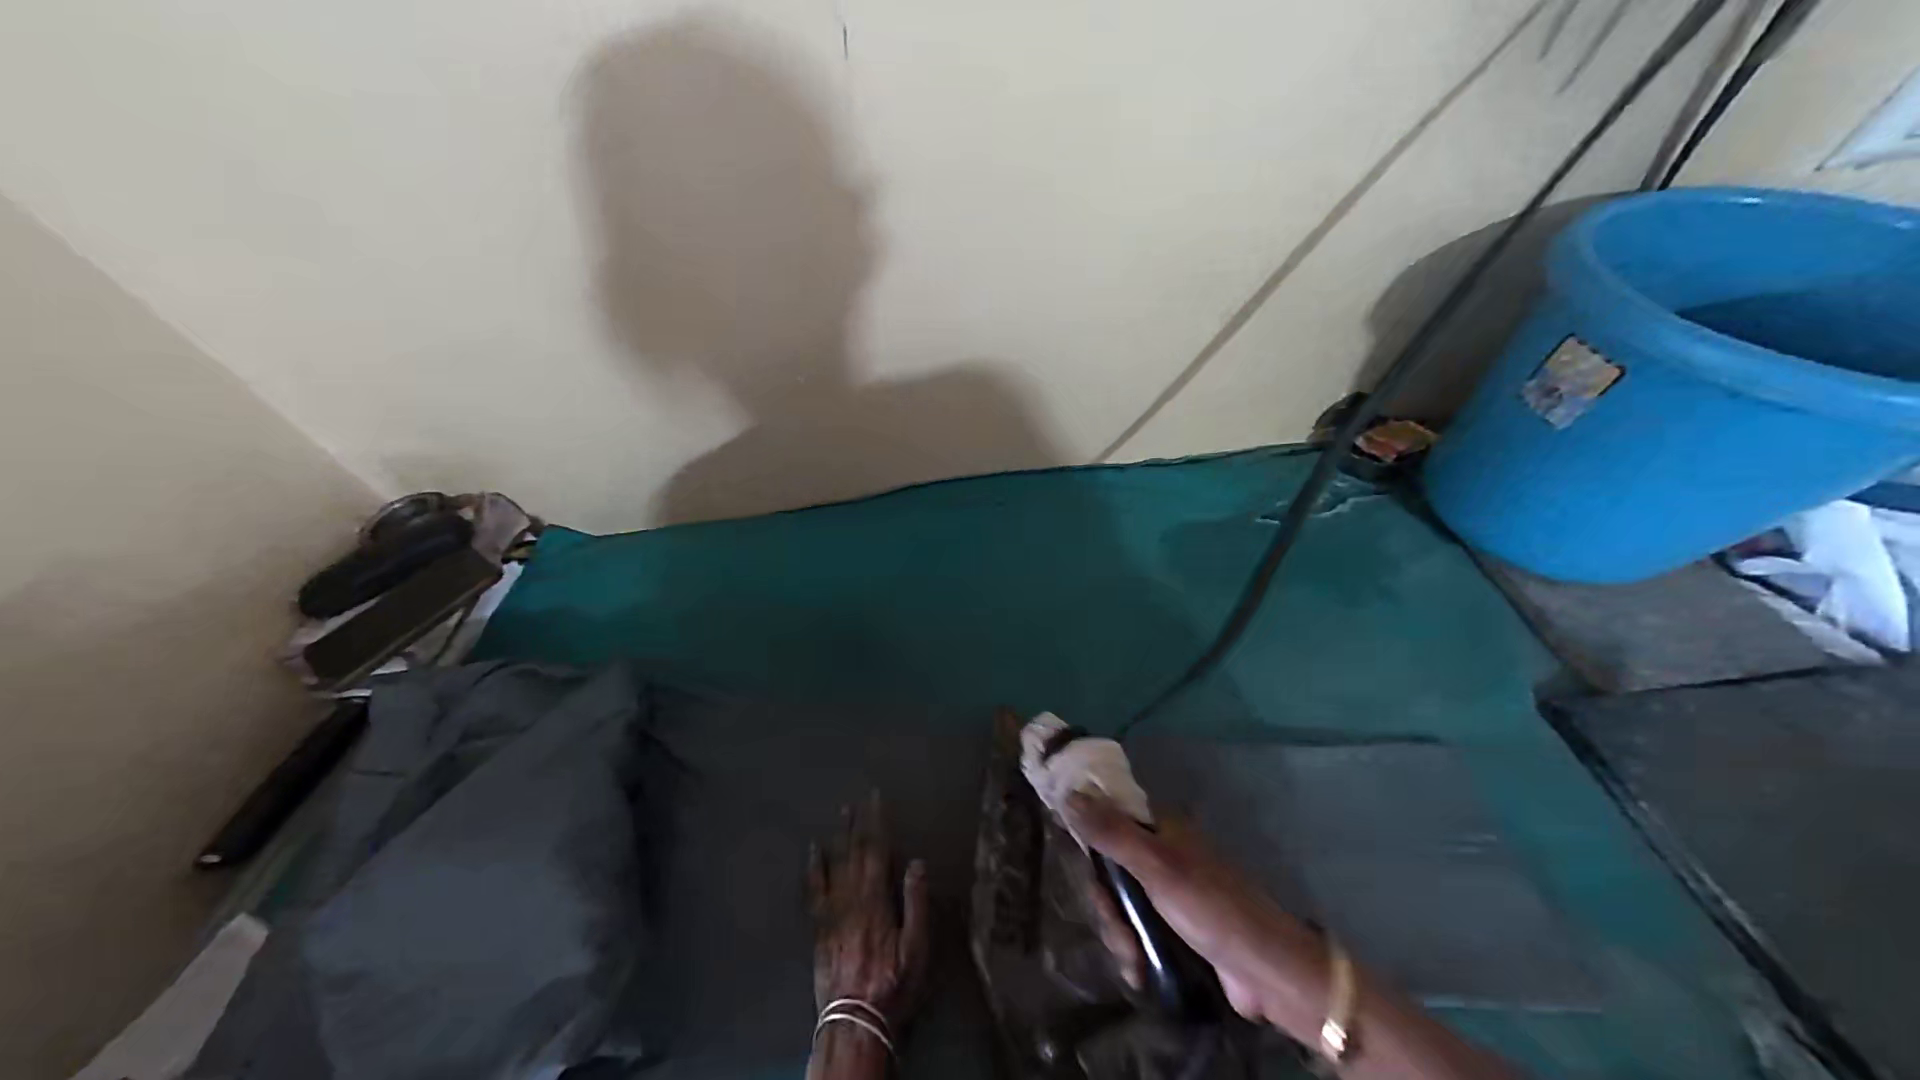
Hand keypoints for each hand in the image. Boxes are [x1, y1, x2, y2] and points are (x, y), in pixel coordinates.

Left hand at [808, 792, 931, 1028]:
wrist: (853, 1020)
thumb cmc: (893, 984)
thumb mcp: (917, 948)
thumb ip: (916, 903)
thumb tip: (916, 862)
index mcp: (877, 900)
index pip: (877, 852)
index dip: (876, 824)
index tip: (876, 800)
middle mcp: (851, 899)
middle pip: (854, 853)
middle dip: (857, 824)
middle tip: (857, 799)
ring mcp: (832, 912)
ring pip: (835, 866)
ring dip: (839, 837)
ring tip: (841, 814)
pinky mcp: (819, 927)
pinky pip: (814, 890)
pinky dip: (814, 868)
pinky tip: (813, 851)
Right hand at [1062, 790, 1325, 1028]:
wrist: (1266, 969)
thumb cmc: (1211, 907)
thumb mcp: (1156, 866)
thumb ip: (1111, 832)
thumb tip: (1069, 793)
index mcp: (1161, 828)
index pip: (1108, 821)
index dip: (1091, 847)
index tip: (1089, 877)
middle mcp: (1162, 853)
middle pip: (1110, 870)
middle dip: (1108, 906)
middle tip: (1118, 930)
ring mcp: (1169, 892)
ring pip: (1121, 904)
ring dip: (1119, 934)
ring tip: (1132, 960)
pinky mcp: (1174, 927)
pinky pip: (1137, 930)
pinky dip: (1133, 949)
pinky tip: (1137, 970)